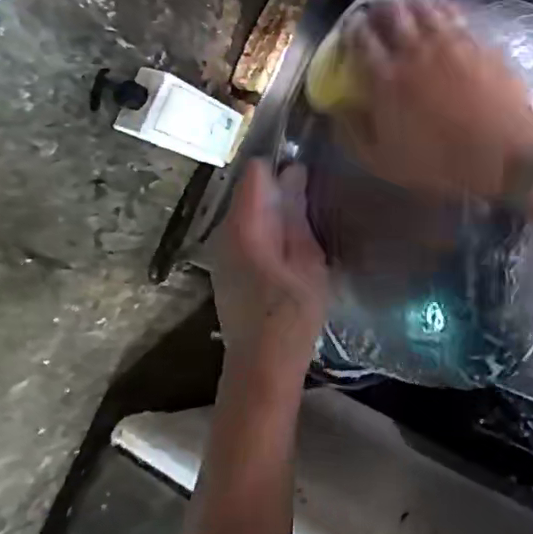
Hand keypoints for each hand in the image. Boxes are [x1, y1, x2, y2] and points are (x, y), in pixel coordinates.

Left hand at [214, 163, 329, 386]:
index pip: (256, 172)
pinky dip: (265, 229)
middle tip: (312, 200)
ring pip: (248, 210)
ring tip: (304, 224)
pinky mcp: (224, 264)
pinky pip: (245, 230)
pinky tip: (287, 248)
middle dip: (279, 188)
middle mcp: (224, 230)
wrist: (261, 368)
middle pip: (250, 190)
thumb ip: (297, 215)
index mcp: (245, 226)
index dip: (281, 164)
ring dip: (273, 210)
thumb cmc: (291, 317)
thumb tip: (294, 173)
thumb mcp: (308, 263)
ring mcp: (220, 248)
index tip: (307, 168)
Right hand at [337, 0, 532, 198]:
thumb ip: (355, 134)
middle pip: (391, 13)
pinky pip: (454, 14)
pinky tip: (442, 11)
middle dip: (381, 8)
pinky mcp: (476, 42)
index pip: (361, 39)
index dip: (353, 28)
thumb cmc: (440, 161)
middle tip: (378, 11)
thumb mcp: (384, 161)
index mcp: (385, 78)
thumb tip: (338, 110)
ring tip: (408, 5)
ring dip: (410, 3)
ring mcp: (448, 43)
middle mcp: (412, 51)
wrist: (503, 152)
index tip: (352, 27)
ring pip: (423, 7)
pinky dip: (442, 8)